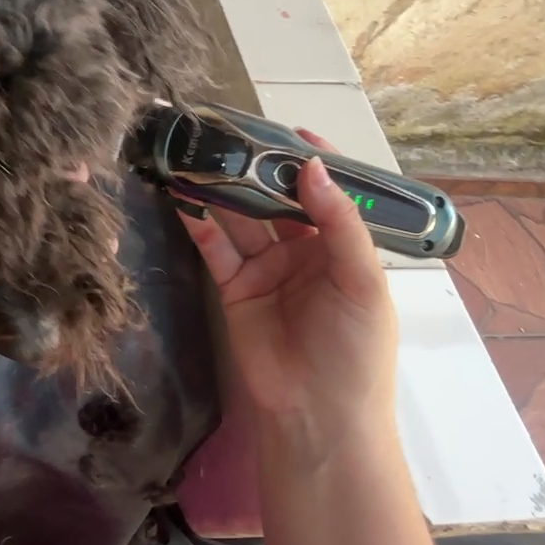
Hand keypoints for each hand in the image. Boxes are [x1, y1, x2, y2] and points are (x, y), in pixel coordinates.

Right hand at [176, 131, 397, 452]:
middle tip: (231, 136)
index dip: (312, 162)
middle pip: (275, 200)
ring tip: (198, 158)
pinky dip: (197, 221)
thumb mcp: (362, 283)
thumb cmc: (355, 348)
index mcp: (341, 248)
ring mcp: (265, 266)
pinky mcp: (232, 284)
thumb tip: (312, 166)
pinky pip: (213, 245)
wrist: (316, 413)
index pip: (328, 194)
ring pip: (240, 217)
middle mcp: (302, 250)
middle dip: (256, 171)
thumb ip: (339, 223)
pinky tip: (183, 197)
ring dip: (221, 190)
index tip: (290, 131)